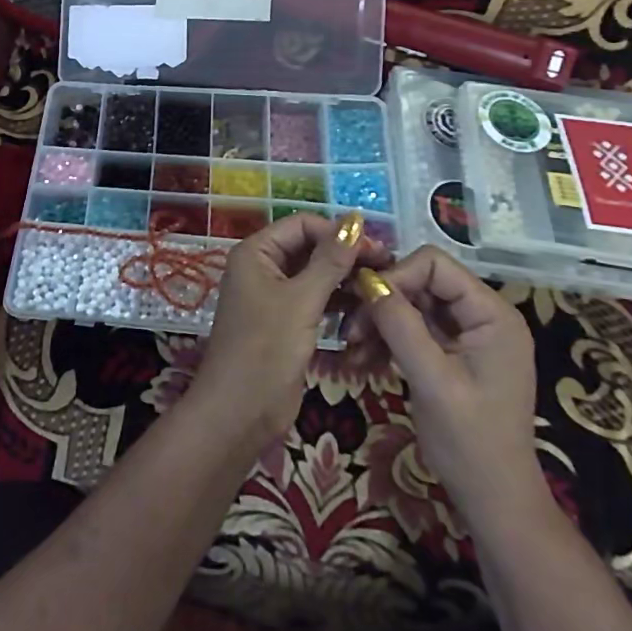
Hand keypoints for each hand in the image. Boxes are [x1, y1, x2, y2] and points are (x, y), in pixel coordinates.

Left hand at [191, 214, 388, 443]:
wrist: (242, 409)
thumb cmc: (266, 347)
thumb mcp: (301, 300)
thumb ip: (330, 261)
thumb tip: (354, 221)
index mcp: (255, 252)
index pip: (301, 224)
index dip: (338, 232)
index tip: (378, 249)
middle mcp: (261, 267)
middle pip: (309, 248)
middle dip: (346, 256)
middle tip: (389, 270)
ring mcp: (273, 295)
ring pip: (315, 275)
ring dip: (345, 280)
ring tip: (382, 290)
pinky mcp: (286, 321)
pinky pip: (315, 300)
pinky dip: (338, 302)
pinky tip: (366, 310)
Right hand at [357, 246, 547, 526]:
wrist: (492, 496)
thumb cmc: (470, 440)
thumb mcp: (433, 381)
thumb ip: (401, 326)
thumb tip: (367, 281)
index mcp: (492, 315)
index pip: (435, 265)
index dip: (395, 276)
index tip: (363, 305)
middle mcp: (481, 316)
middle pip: (419, 283)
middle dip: (381, 302)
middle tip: (349, 332)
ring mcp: (465, 335)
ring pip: (410, 305)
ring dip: (377, 322)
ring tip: (352, 350)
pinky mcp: (449, 353)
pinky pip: (410, 329)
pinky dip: (384, 340)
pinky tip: (362, 361)